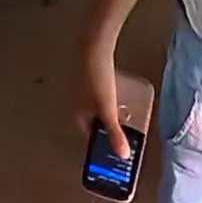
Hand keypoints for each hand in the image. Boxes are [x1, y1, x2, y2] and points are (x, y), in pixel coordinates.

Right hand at [74, 41, 133, 161]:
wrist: (94, 46)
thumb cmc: (99, 81)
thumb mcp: (109, 112)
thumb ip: (116, 135)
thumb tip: (123, 156)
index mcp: (76, 114)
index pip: (91, 136)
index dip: (104, 143)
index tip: (119, 147)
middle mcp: (75, 103)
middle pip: (94, 123)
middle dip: (109, 129)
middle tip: (125, 135)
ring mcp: (81, 90)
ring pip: (97, 110)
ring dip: (110, 116)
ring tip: (126, 119)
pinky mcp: (89, 78)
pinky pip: (100, 97)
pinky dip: (109, 102)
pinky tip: (120, 99)